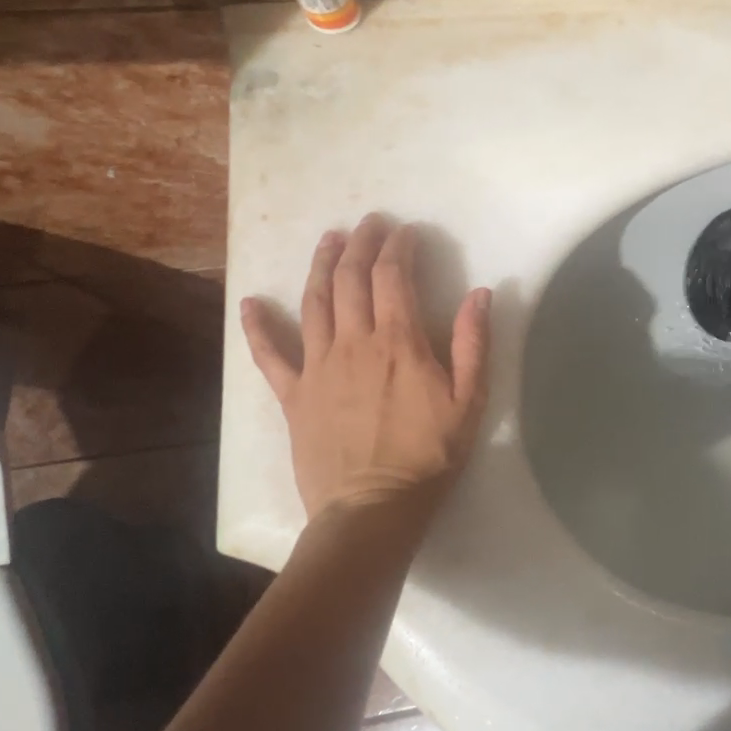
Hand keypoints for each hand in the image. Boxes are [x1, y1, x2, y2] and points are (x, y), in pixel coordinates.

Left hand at [241, 215, 490, 519]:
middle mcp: (353, 344)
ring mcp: (317, 367)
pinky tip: (250, 303)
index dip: (399, 247)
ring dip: (321, 266)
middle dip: (361, 244)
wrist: (373, 508)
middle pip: (352, 280)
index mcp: (399, 343)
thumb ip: (474, 344)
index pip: (394, 278)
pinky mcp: (293, 395)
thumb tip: (480, 293)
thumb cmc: (430, 455)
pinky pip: (270, 355)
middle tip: (370, 223)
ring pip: (314, 303)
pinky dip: (258, 327)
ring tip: (329, 239)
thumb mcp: (469, 401)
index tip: (406, 230)